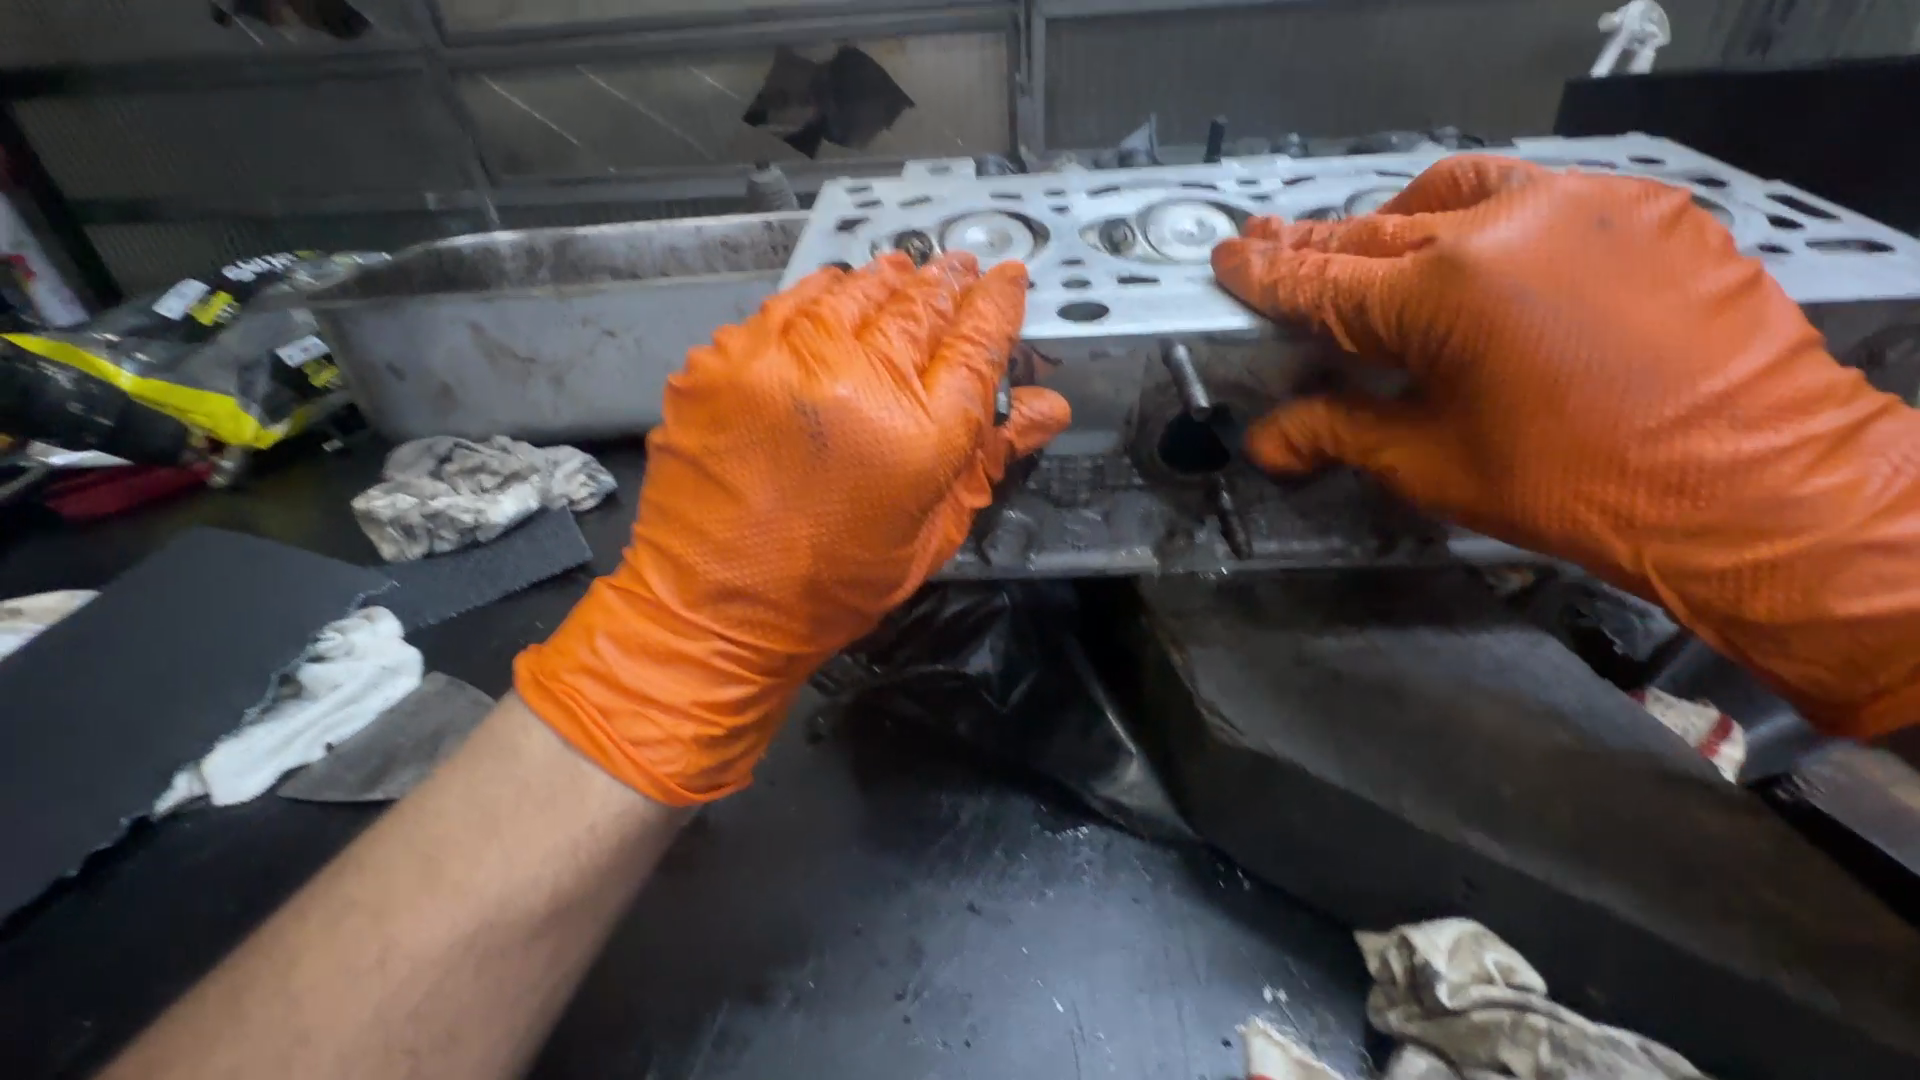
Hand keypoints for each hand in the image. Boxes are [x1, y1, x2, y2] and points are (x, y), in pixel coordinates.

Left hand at [516, 254, 1069, 801]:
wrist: (713, 607)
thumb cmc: (835, 586)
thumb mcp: (931, 534)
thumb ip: (988, 458)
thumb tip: (1047, 407)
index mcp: (918, 433)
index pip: (976, 342)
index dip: (998, 304)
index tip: (1008, 279)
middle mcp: (852, 379)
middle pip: (917, 306)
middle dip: (946, 283)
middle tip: (958, 269)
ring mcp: (779, 361)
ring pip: (850, 290)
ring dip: (884, 281)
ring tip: (900, 274)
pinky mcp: (722, 360)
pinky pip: (784, 305)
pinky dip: (818, 298)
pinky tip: (830, 301)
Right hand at [1212, 155, 1919, 736]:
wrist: (1753, 485)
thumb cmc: (1572, 486)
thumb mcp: (1430, 464)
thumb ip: (1336, 432)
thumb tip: (1266, 440)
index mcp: (1438, 296)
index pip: (1321, 284)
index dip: (1267, 276)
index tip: (1230, 258)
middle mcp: (1501, 229)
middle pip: (1373, 233)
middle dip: (1312, 245)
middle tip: (1267, 242)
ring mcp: (1579, 207)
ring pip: (1451, 195)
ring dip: (1396, 221)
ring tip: (1370, 247)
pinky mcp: (1642, 209)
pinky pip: (1533, 195)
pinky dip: (1482, 220)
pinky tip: (1478, 255)